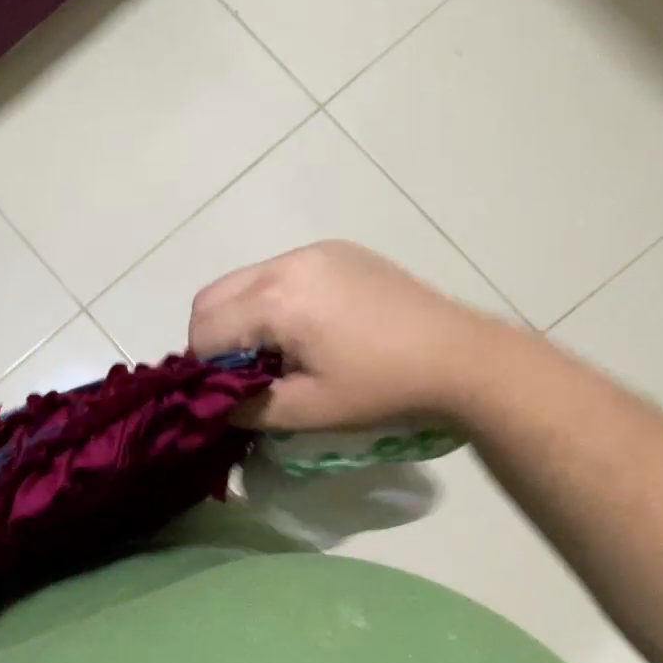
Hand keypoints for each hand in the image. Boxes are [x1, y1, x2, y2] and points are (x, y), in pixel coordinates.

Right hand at [188, 241, 510, 430]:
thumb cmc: (380, 388)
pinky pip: (277, 273)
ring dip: (240, 319)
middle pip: (212, 297)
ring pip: (242, 282)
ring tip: (274, 354)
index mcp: (276, 301)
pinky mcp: (336, 252)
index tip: (227, 394)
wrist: (459, 357)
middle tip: (241, 375)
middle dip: (213, 338)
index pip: (205, 330)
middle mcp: (287, 263)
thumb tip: (214, 403)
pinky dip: (269, 302)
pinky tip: (303, 331)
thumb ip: (245, 408)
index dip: (203, 367)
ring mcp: (314, 252)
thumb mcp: (305, 411)